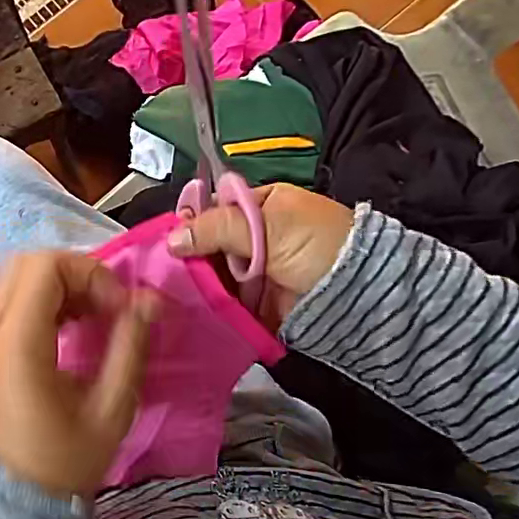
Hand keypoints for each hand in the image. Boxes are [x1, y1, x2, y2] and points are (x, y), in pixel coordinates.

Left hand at [0, 252, 158, 499]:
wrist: (13, 504)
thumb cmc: (66, 461)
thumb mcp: (112, 408)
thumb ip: (130, 347)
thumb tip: (147, 300)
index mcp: (18, 347)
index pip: (46, 268)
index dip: (92, 274)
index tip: (119, 308)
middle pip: (25, 263)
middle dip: (75, 273)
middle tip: (106, 305)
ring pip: (14, 280)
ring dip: (58, 286)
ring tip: (92, 317)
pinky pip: (9, 304)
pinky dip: (42, 302)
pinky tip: (70, 330)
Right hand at [167, 184, 353, 326]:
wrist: (356, 293)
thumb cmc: (317, 246)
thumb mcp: (268, 225)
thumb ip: (218, 228)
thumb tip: (172, 237)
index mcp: (260, 207)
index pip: (213, 211)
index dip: (189, 225)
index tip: (165, 242)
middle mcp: (254, 239)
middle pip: (209, 247)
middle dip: (189, 260)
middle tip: (162, 273)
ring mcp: (254, 273)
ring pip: (214, 278)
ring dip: (196, 286)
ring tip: (169, 294)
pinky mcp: (256, 304)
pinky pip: (226, 304)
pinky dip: (210, 308)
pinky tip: (187, 311)